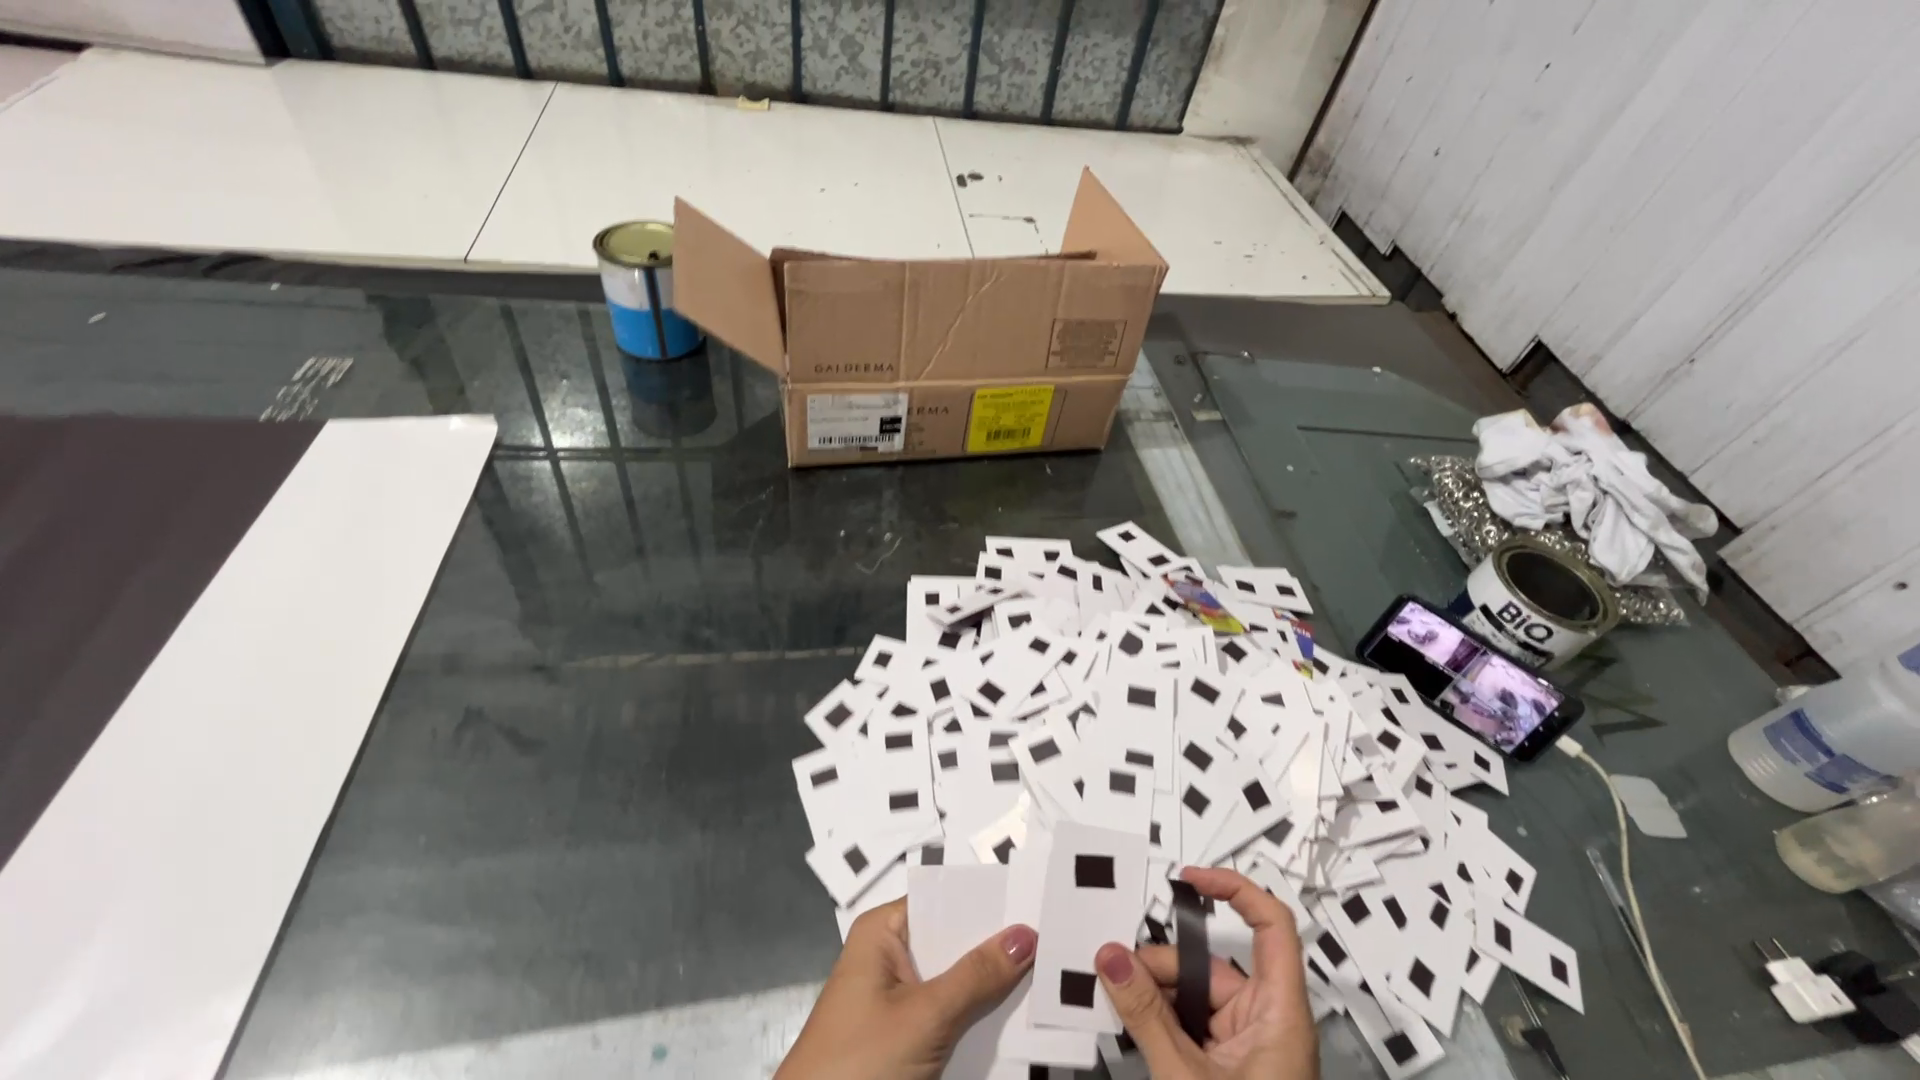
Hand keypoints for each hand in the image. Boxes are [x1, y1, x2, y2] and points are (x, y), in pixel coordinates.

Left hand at [775, 898, 1037, 1079]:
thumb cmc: (859, 1060)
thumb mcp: (924, 1016)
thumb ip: (976, 976)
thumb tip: (1025, 933)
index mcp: (884, 931)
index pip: (946, 900)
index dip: (990, 900)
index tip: (1039, 898)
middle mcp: (891, 954)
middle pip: (955, 940)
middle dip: (1000, 945)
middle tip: (1058, 938)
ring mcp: (899, 996)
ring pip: (958, 979)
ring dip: (996, 984)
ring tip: (1054, 973)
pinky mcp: (907, 1033)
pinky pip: (953, 1013)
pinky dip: (981, 1016)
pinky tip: (1021, 1016)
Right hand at [1096, 866, 1318, 1078]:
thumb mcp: (1184, 1078)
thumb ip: (1143, 1014)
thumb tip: (1107, 955)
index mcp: (1279, 1015)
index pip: (1272, 927)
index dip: (1236, 890)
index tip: (1189, 879)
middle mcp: (1267, 1020)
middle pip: (1211, 965)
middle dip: (1159, 965)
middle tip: (1111, 972)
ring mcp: (1246, 1044)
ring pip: (1192, 995)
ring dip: (1151, 996)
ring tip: (1113, 1003)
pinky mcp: (1227, 1065)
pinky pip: (1188, 1023)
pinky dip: (1157, 1021)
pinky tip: (1128, 1026)